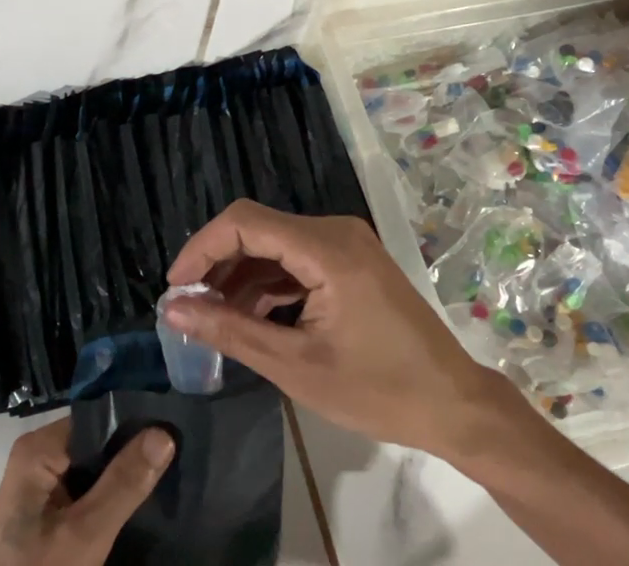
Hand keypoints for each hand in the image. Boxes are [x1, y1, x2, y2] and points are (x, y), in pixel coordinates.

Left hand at [0, 419, 174, 565]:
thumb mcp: (86, 532)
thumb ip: (123, 484)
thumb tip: (164, 433)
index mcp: (38, 449)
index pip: (96, 418)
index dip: (134, 423)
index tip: (173, 430)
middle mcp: (36, 455)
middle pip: (95, 440)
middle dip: (131, 450)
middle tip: (176, 454)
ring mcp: (39, 481)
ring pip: (92, 465)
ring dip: (122, 474)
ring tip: (166, 472)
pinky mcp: (44, 506)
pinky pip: (83, 486)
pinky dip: (108, 493)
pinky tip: (138, 498)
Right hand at [163, 199, 525, 460]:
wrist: (455, 406)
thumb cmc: (379, 390)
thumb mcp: (296, 366)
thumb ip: (230, 331)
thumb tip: (173, 310)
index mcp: (327, 249)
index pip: (244, 222)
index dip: (201, 248)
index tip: (175, 289)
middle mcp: (336, 232)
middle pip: (257, 229)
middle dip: (217, 265)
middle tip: (189, 308)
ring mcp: (347, 245)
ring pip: (274, 245)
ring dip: (240, 277)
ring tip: (214, 319)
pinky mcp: (351, 263)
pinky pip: (296, 260)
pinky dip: (267, 284)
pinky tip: (250, 318)